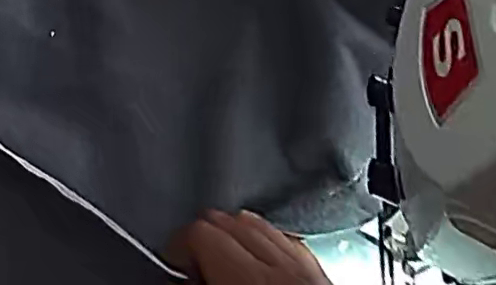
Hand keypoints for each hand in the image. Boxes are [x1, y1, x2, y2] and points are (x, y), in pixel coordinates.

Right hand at [168, 210, 330, 284]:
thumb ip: (200, 280)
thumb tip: (178, 274)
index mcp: (252, 278)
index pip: (201, 232)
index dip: (178, 244)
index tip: (172, 262)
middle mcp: (283, 266)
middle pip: (227, 218)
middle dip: (204, 234)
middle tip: (194, 264)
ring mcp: (307, 268)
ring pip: (258, 223)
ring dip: (234, 233)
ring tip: (222, 260)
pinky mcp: (323, 273)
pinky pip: (288, 239)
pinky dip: (269, 243)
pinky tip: (260, 261)